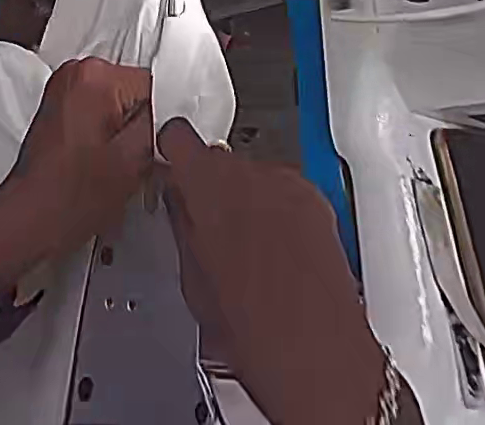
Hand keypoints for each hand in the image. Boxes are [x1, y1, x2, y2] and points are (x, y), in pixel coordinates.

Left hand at [0, 57, 153, 292]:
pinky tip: (101, 157)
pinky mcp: (60, 103)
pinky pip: (99, 106)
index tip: (156, 143)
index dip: (162, 119)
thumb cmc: (67, 198)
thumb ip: (160, 124)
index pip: (155, 84)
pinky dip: (107, 128)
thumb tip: (173, 110)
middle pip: (136, 89)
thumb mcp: (135, 159)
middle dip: (142, 122)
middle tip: (131, 157)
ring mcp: (65, 86)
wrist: (27, 220)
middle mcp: (77, 72)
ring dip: (125, 127)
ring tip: (112, 159)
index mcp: (96, 76)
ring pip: (120, 100)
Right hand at [158, 119, 385, 424]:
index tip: (171, 155)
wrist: (313, 347)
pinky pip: (284, 189)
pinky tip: (277, 250)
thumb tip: (178, 201)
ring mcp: (284, 181)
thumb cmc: (251, 325)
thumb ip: (181, 221)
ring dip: (248, 197)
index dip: (172, 147)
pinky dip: (278, 208)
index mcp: (206, 184)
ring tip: (249, 249)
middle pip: (219, 159)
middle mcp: (247, 171)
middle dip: (212, 185)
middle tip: (210, 226)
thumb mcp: (192, 277)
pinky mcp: (313, 196)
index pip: (178, 136)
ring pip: (254, 174)